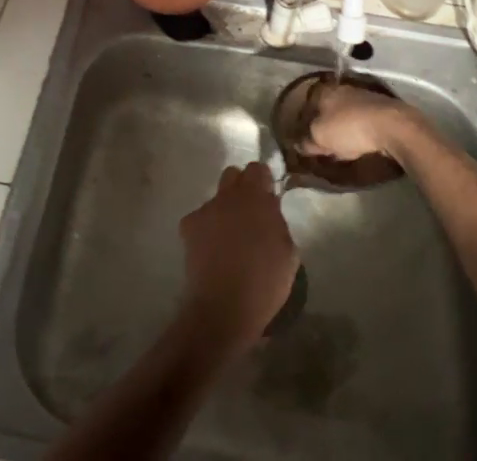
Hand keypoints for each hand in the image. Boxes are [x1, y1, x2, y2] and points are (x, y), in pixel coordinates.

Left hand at [177, 162, 298, 353]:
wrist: (224, 307)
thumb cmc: (265, 282)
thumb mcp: (288, 251)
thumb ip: (276, 222)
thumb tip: (268, 210)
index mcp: (256, 199)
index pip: (258, 169)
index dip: (263, 181)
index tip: (268, 198)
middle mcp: (228, 196)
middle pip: (233, 175)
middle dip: (242, 188)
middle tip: (250, 213)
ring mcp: (205, 210)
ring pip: (216, 198)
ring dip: (224, 209)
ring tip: (230, 237)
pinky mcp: (188, 226)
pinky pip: (200, 218)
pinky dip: (206, 227)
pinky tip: (212, 249)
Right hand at [301, 83, 421, 160]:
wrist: (392, 126)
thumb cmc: (349, 128)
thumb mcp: (320, 138)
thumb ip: (307, 141)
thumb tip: (299, 145)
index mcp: (324, 91)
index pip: (308, 103)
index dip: (305, 121)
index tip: (305, 136)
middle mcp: (343, 88)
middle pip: (328, 108)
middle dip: (325, 124)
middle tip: (323, 143)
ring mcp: (364, 96)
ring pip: (346, 113)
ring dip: (343, 128)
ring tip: (342, 147)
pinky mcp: (381, 107)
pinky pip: (363, 120)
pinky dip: (360, 131)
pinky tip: (361, 144)